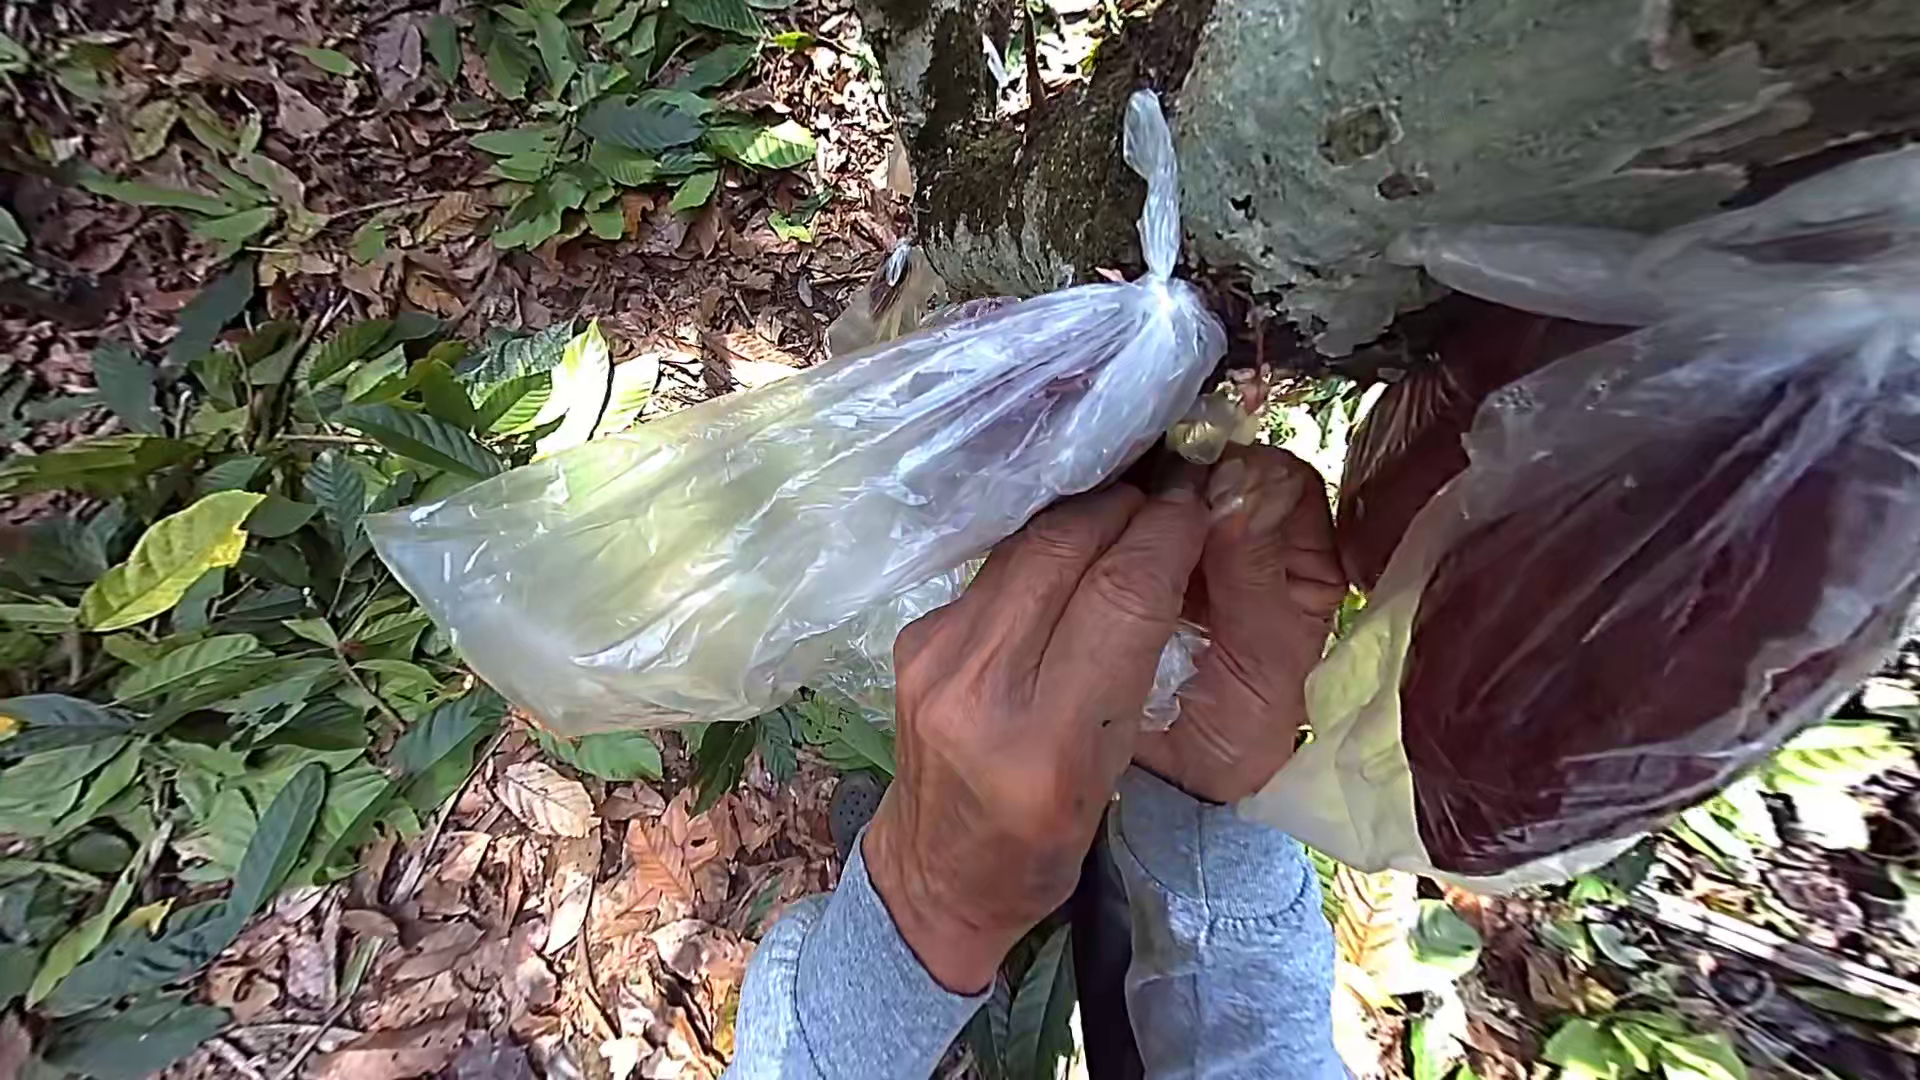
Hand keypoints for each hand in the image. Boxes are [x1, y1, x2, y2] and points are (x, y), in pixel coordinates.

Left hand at [864, 481, 1208, 992]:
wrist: (934, 868)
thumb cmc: (1038, 847)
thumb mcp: (1110, 779)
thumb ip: (1133, 669)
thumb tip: (1160, 563)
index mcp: (1047, 747)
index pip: (1120, 602)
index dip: (1164, 540)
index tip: (1193, 509)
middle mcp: (979, 690)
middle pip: (1063, 555)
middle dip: (1122, 511)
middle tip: (1160, 498)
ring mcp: (934, 656)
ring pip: (1024, 549)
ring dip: (1081, 517)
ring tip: (1121, 509)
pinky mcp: (913, 638)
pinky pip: (992, 569)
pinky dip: (1040, 546)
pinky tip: (1067, 547)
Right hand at [1135, 446, 1346, 803]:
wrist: (1173, 770)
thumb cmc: (1236, 726)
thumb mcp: (1264, 658)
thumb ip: (1252, 575)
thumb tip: (1229, 488)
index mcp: (1301, 563)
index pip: (1284, 482)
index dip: (1248, 470)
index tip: (1203, 485)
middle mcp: (1247, 543)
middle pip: (1224, 474)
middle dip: (1191, 473)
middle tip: (1151, 489)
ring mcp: (1189, 547)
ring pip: (1175, 492)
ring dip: (1152, 489)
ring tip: (1123, 502)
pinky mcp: (1140, 559)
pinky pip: (1134, 519)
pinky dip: (1123, 512)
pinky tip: (1106, 520)